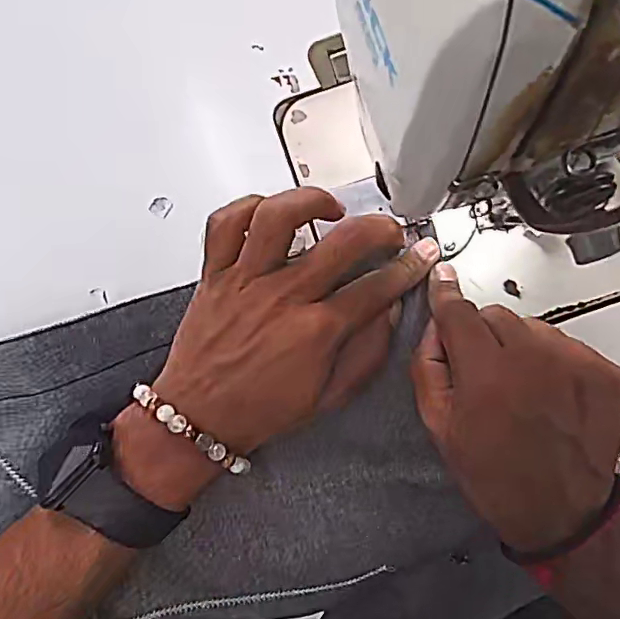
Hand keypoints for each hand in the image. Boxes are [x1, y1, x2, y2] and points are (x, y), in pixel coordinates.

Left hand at [113, 188, 439, 509]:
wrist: (201, 417)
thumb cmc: (258, 409)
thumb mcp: (329, 396)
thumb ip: (366, 354)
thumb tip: (389, 315)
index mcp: (315, 332)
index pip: (377, 286)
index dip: (408, 267)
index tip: (418, 258)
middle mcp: (282, 298)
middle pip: (344, 241)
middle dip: (381, 228)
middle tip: (388, 232)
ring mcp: (246, 282)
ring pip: (280, 216)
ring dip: (313, 201)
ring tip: (330, 209)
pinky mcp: (215, 276)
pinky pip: (226, 223)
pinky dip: (249, 206)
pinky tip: (270, 213)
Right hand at [409, 261, 619, 552]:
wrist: (558, 512)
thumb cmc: (500, 479)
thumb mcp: (441, 429)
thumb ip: (428, 368)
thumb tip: (433, 330)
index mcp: (486, 374)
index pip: (458, 310)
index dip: (445, 295)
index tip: (443, 282)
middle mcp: (534, 360)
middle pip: (496, 315)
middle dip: (484, 338)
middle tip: (486, 378)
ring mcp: (575, 364)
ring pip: (534, 328)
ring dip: (522, 349)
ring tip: (523, 393)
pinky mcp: (605, 373)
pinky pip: (568, 346)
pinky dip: (556, 363)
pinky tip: (550, 397)